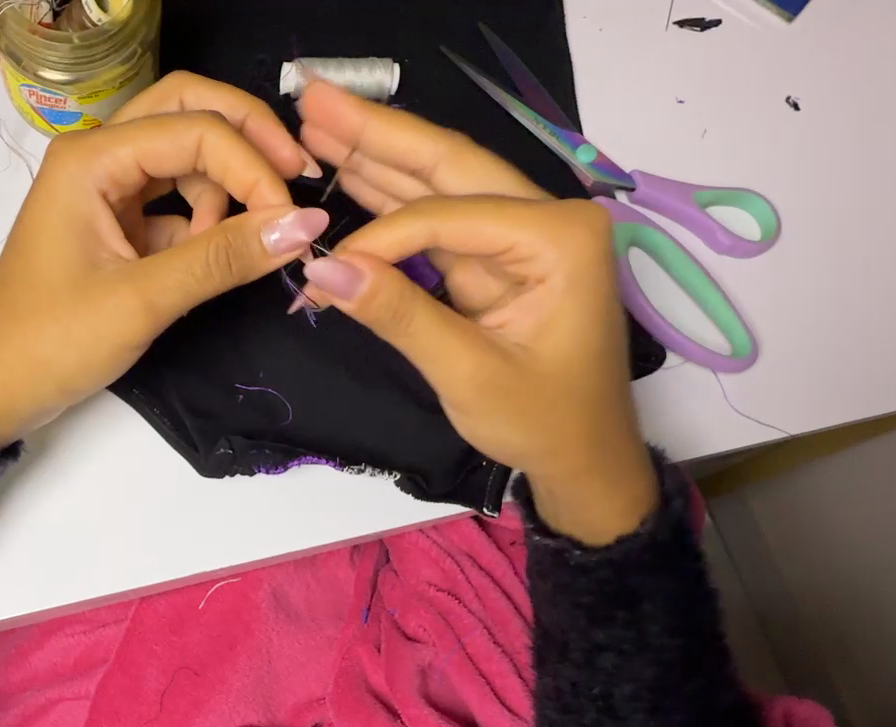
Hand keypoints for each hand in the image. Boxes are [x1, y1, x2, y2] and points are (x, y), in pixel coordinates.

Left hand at [0, 73, 328, 448]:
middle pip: (188, 115)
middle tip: (297, 178)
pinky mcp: (113, 230)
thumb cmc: (53, 343)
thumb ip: (221, 259)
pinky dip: (202, 226)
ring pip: (183, 161)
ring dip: (223, 190)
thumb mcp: (142, 300)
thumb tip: (304, 226)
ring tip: (244, 243)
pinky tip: (217, 258)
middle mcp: (97, 159)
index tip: (291, 220)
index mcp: (91, 159)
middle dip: (246, 142)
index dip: (252, 167)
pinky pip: (172, 207)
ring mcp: (104, 194)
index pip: (195, 130)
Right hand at [294, 85, 656, 544]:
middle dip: (378, 136)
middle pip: (448, 166)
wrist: (581, 458)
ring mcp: (519, 238)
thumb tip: (323, 271)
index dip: (379, 234)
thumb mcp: (468, 373)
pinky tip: (354, 176)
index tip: (322, 262)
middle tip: (314, 100)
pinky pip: (437, 226)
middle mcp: (543, 219)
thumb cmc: (541, 421)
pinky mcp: (496, 262)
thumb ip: (398, 315)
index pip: (449, 213)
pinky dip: (391, 208)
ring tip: (321, 124)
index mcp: (557, 237)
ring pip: (440, 187)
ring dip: (378, 160)